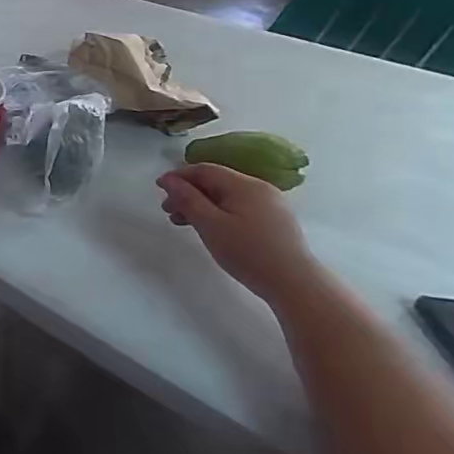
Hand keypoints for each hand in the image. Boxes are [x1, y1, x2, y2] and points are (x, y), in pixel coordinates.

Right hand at [158, 163, 319, 304]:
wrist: (295, 283)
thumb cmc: (247, 252)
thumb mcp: (210, 224)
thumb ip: (187, 198)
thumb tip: (169, 179)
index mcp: (244, 185)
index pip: (204, 170)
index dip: (178, 176)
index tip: (158, 188)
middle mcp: (259, 188)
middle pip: (215, 182)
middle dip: (188, 193)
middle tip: (168, 211)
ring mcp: (270, 204)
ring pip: (226, 196)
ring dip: (201, 204)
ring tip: (183, 223)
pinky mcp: (275, 220)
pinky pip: (239, 207)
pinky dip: (218, 212)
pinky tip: (210, 229)